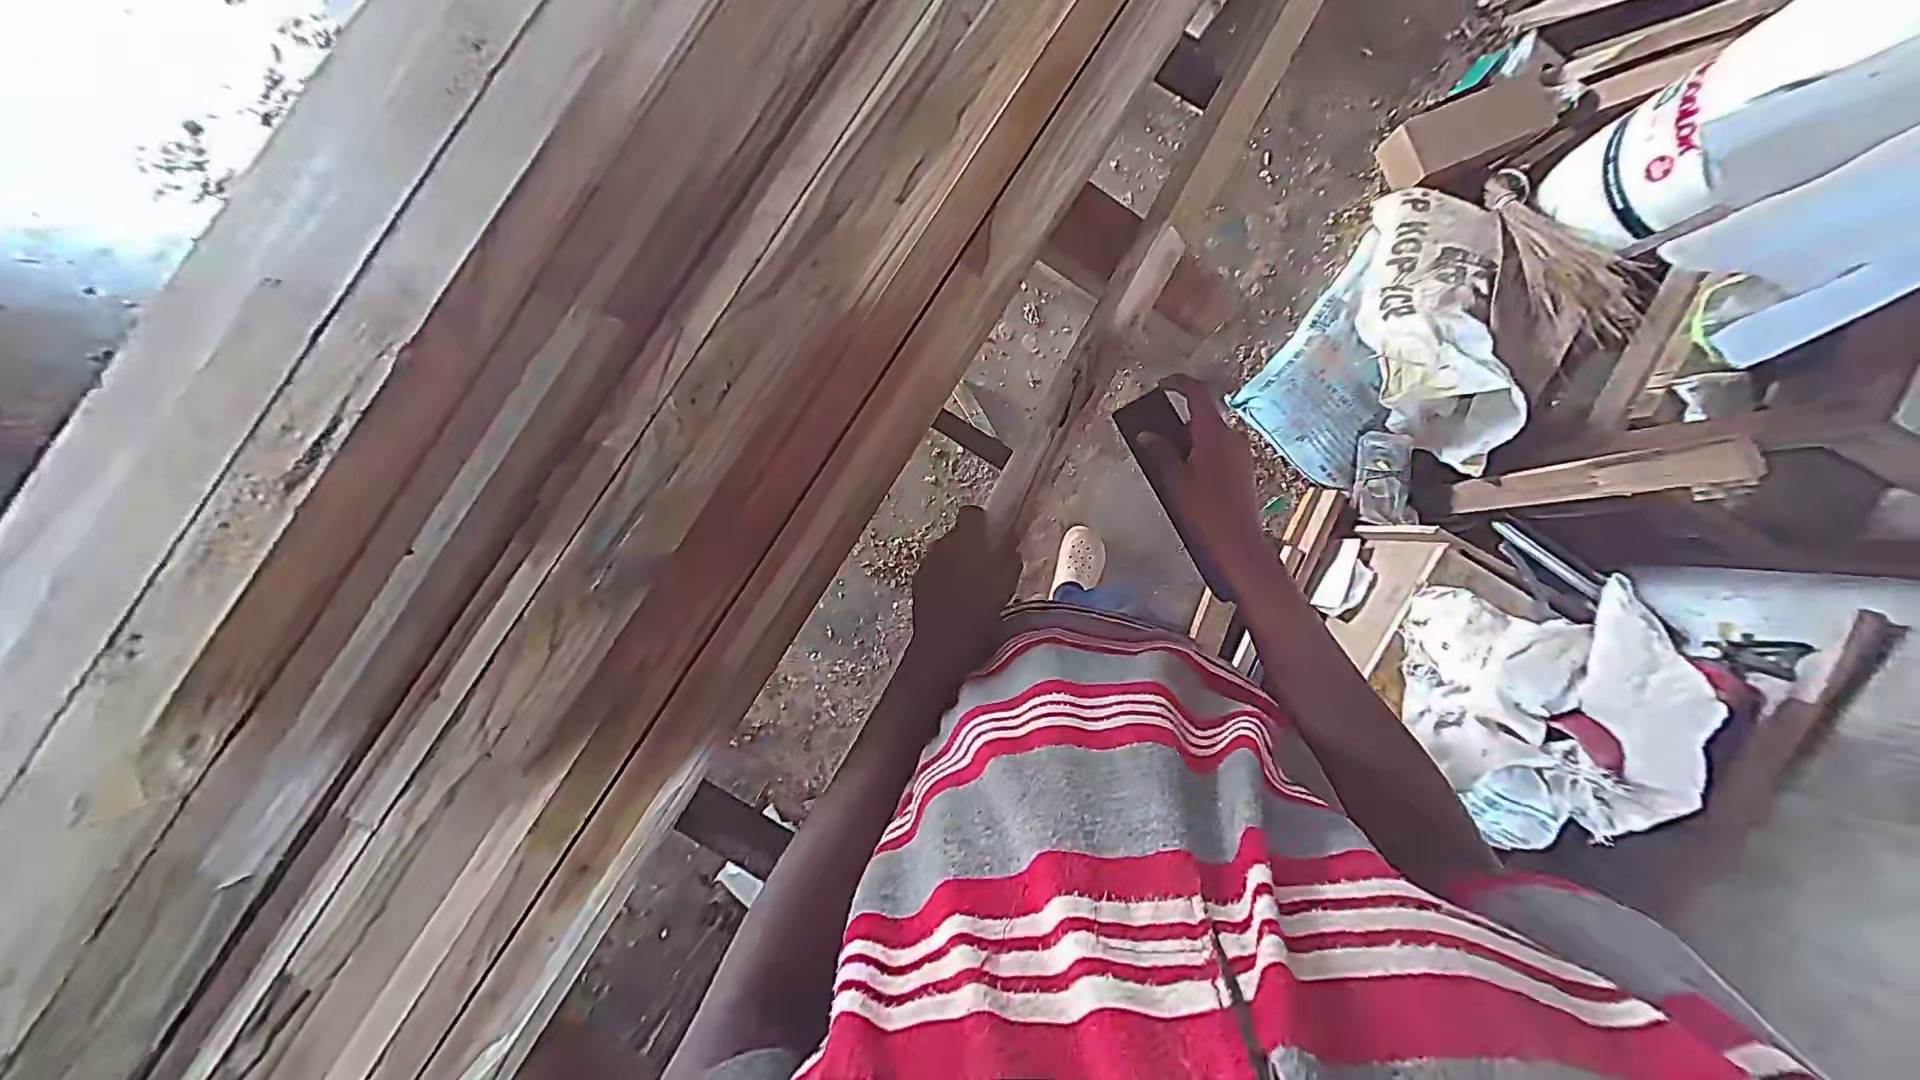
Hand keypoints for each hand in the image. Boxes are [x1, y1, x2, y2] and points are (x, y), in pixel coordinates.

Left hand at [910, 505, 1020, 673]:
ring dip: (956, 563)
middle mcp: (941, 545)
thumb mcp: (1008, 579)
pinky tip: (956, 600)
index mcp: (965, 538)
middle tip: (988, 566)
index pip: (972, 513)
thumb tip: (1008, 540)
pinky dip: (944, 581)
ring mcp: (926, 565)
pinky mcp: (917, 585)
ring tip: (972, 587)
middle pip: (957, 535)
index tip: (995, 536)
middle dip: (971, 545)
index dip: (984, 522)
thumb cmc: (982, 610)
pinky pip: (935, 574)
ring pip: (944, 555)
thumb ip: (1008, 554)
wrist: (946, 643)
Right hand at [1134, 374, 1281, 593]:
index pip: (1198, 395)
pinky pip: (1218, 451)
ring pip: (1209, 436)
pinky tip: (1186, 476)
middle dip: (1177, 423)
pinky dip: (1200, 454)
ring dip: (1188, 441)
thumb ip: (1160, 453)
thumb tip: (1148, 436)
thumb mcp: (1175, 482)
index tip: (1162, 384)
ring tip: (1167, 462)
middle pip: (1202, 418)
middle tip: (1155, 436)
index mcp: (1215, 436)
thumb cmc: (1207, 514)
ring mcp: (1240, 454)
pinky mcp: (1242, 469)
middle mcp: (1232, 439)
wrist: (1238, 543)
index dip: (1179, 384)